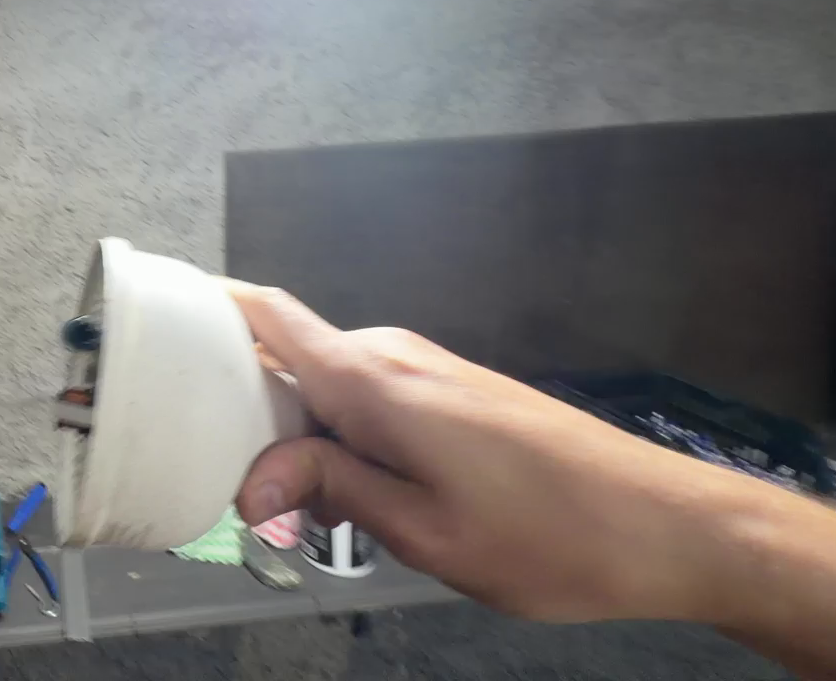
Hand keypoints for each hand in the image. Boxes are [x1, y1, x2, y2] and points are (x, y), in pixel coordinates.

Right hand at [227, 280, 747, 622]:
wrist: (675, 523)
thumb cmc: (546, 533)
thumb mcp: (424, 531)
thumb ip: (328, 490)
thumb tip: (245, 488)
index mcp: (366, 377)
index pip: (265, 312)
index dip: (208, 301)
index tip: (160, 314)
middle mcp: (383, 352)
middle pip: (285, 351)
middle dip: (248, 396)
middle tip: (226, 457)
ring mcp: (415, 362)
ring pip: (323, 377)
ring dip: (298, 421)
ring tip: (299, 491)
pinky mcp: (441, 381)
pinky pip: (361, 387)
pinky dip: (335, 422)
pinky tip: (356, 479)